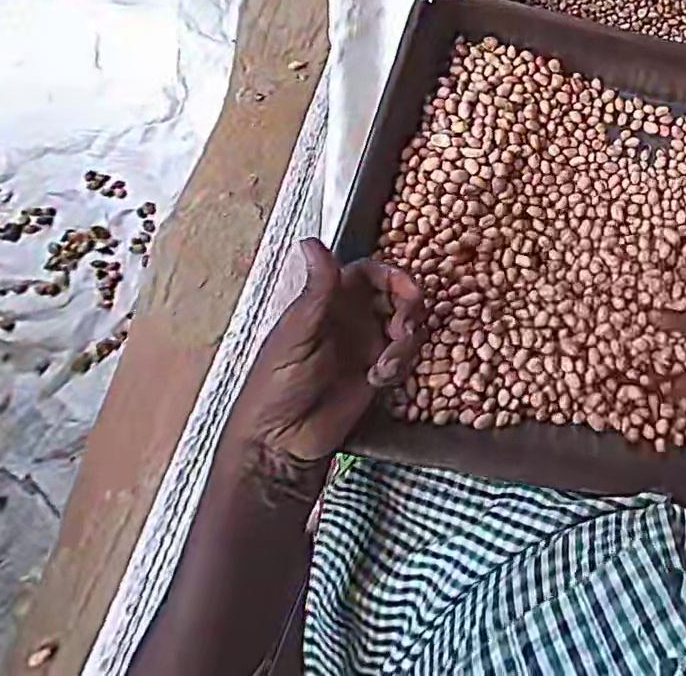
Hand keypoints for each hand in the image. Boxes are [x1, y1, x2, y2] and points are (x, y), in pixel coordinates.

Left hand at [222, 238, 426, 466]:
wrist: (281, 444)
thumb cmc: (276, 385)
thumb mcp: (297, 335)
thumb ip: (316, 289)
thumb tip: (311, 241)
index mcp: (330, 301)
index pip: (370, 273)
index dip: (392, 275)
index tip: (406, 289)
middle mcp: (353, 318)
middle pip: (397, 295)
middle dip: (409, 307)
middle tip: (403, 329)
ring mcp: (368, 344)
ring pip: (407, 324)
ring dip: (405, 341)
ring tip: (384, 366)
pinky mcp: (379, 371)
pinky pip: (405, 355)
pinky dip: (401, 364)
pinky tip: (379, 380)